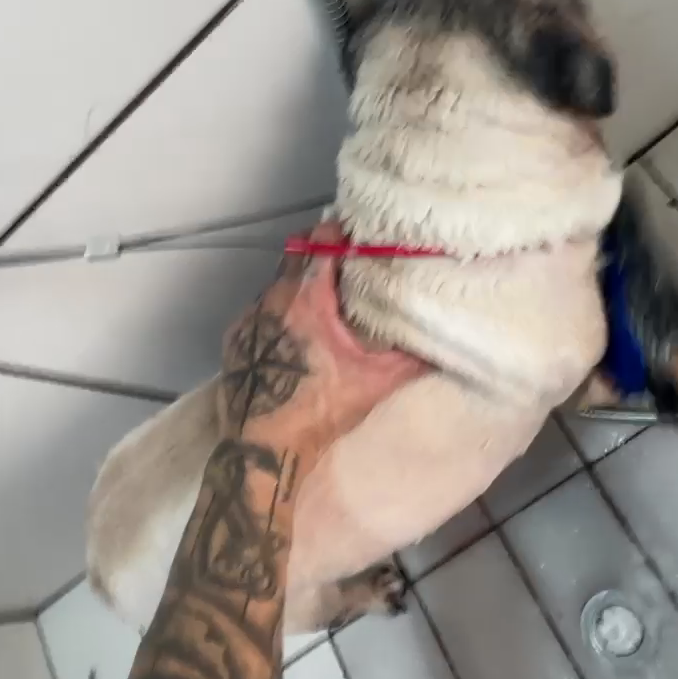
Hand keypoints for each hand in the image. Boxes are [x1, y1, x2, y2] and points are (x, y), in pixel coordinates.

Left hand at [217, 222, 425, 446]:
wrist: (263, 447)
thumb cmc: (320, 410)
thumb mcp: (375, 383)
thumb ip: (410, 359)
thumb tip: (443, 345)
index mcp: (307, 300)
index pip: (321, 245)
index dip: (338, 233)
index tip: (355, 231)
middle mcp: (273, 300)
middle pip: (295, 257)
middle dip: (318, 252)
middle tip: (343, 257)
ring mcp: (249, 319)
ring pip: (275, 283)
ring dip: (297, 281)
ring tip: (322, 291)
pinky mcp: (234, 339)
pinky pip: (259, 309)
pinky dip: (278, 308)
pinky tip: (294, 325)